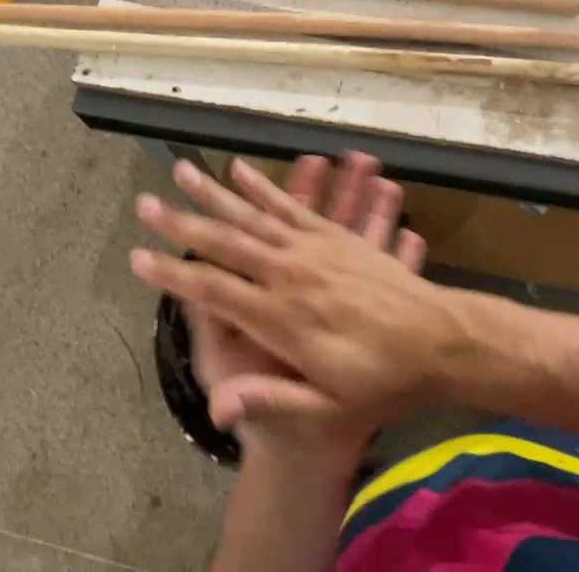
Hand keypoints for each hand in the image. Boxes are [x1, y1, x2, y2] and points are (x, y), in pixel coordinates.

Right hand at [133, 154, 459, 430]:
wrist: (442, 342)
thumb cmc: (383, 383)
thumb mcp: (328, 408)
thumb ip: (272, 400)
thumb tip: (219, 408)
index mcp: (282, 318)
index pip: (214, 291)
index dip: (172, 273)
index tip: (136, 256)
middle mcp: (291, 274)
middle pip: (227, 242)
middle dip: (183, 220)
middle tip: (147, 200)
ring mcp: (314, 250)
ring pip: (256, 215)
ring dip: (218, 191)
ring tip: (187, 169)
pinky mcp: (334, 237)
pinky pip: (293, 207)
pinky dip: (266, 187)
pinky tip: (243, 170)